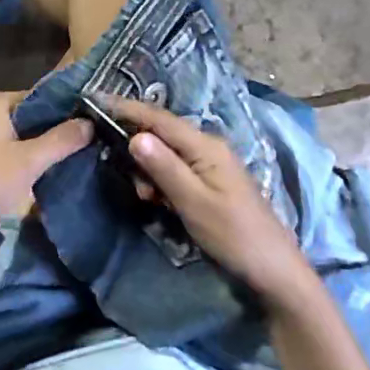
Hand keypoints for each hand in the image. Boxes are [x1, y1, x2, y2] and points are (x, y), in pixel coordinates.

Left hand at [0, 91, 91, 241]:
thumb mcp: (31, 160)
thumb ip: (63, 139)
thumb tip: (92, 123)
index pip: (42, 96)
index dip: (68, 110)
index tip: (94, 122)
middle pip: (34, 116)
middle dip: (59, 129)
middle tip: (92, 140)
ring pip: (25, 136)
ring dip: (47, 147)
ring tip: (80, 154)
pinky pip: (15, 152)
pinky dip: (31, 159)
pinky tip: (53, 170)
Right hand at [106, 96, 314, 303]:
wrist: (272, 268)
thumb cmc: (233, 235)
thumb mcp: (193, 203)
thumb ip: (164, 168)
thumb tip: (135, 135)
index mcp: (206, 146)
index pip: (160, 119)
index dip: (128, 109)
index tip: (96, 101)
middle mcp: (209, 147)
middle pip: (162, 133)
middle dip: (138, 148)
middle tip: (126, 178)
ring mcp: (212, 163)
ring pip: (167, 154)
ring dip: (150, 170)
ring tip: (147, 199)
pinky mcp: (211, 181)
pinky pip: (178, 170)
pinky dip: (163, 181)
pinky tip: (160, 202)